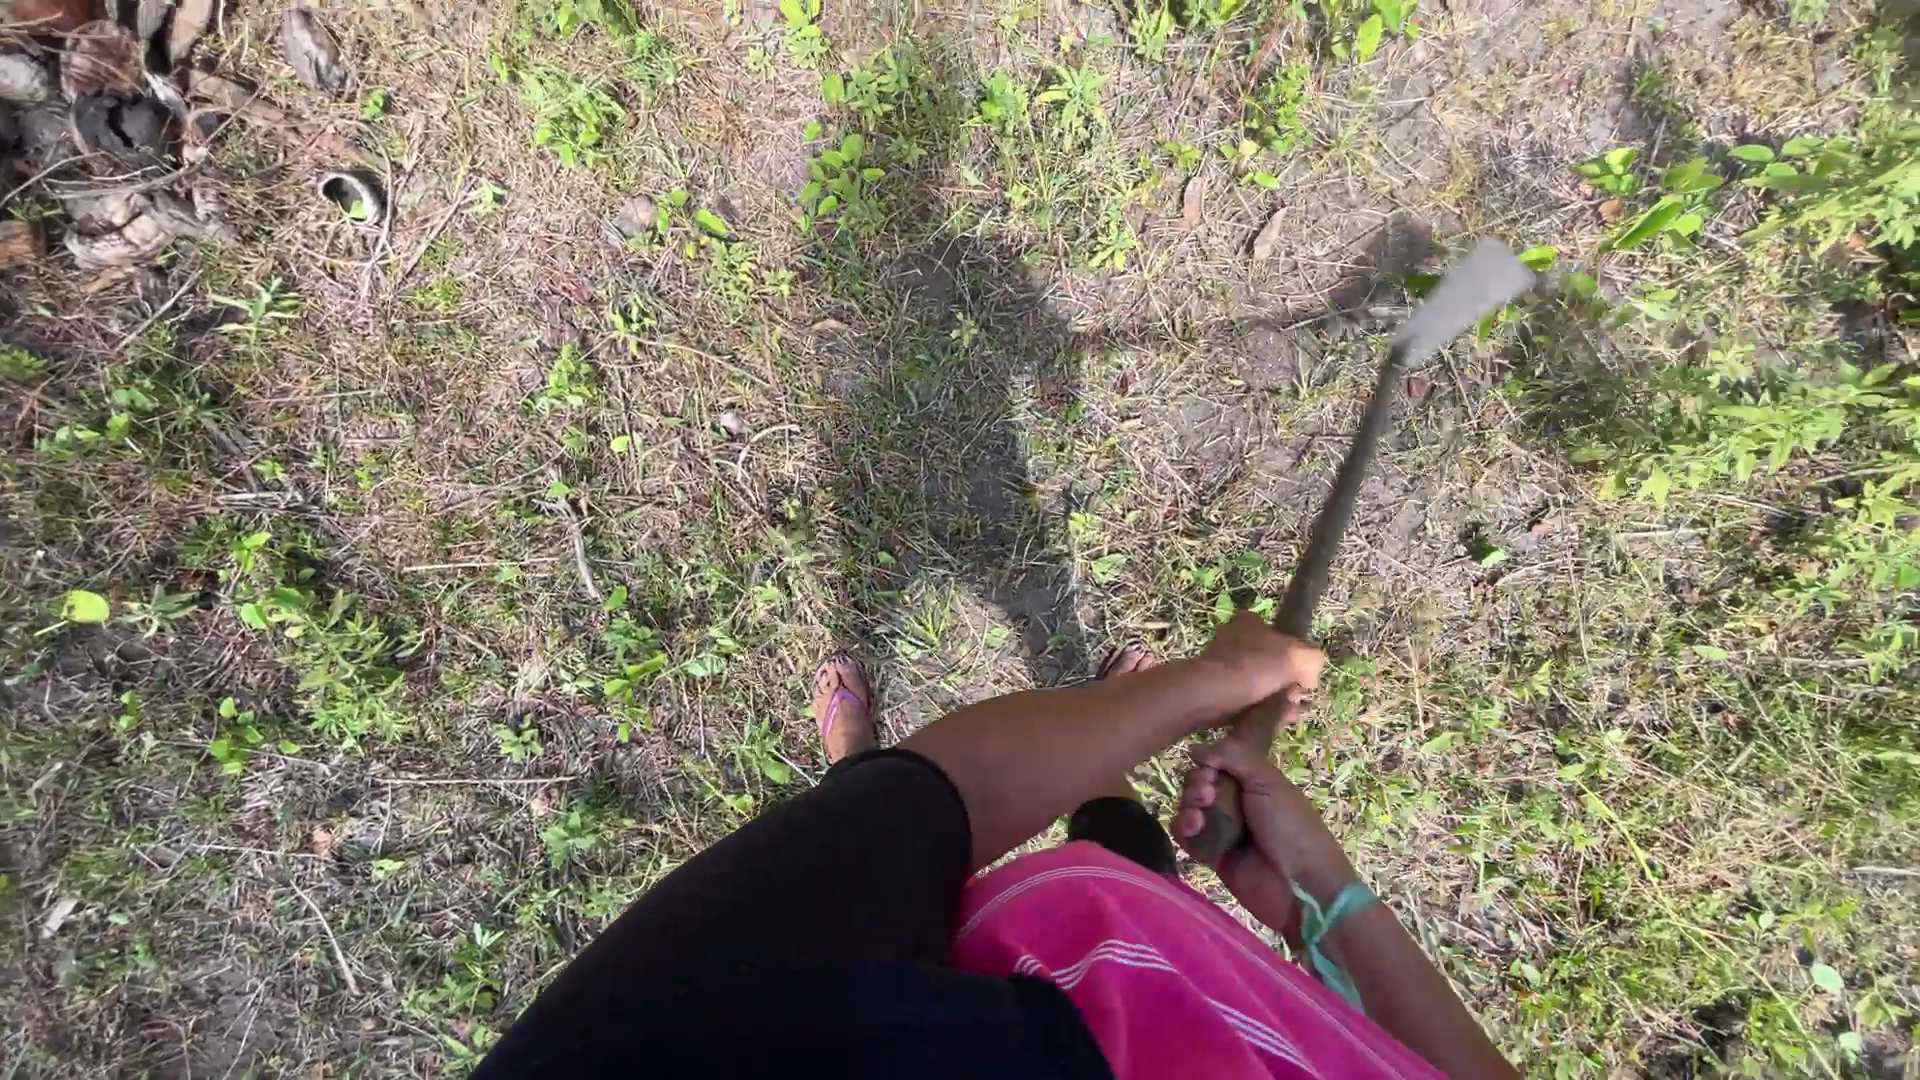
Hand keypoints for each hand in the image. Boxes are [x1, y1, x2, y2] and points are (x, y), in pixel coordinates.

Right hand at [1173, 696, 1358, 934]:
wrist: (1302, 887)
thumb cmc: (1291, 827)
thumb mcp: (1268, 781)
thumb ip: (1232, 755)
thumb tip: (1193, 748)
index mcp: (1253, 783)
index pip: (1216, 763)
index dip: (1207, 764)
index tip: (1211, 772)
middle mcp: (1236, 803)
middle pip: (1198, 783)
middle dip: (1196, 785)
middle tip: (1208, 795)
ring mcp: (1223, 829)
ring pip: (1188, 806)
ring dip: (1188, 805)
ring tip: (1199, 817)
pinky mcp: (1211, 854)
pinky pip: (1185, 835)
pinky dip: (1183, 828)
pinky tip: (1193, 828)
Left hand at [1198, 611, 1326, 708]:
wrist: (1213, 692)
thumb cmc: (1256, 666)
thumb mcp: (1300, 656)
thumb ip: (1313, 660)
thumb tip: (1308, 677)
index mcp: (1249, 622)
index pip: (1278, 636)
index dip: (1295, 657)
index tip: (1302, 676)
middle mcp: (1232, 639)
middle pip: (1271, 663)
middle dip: (1288, 683)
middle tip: (1295, 696)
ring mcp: (1222, 665)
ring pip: (1260, 684)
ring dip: (1278, 699)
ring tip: (1288, 713)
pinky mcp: (1215, 689)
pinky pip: (1246, 700)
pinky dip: (1261, 710)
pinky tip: (1275, 720)